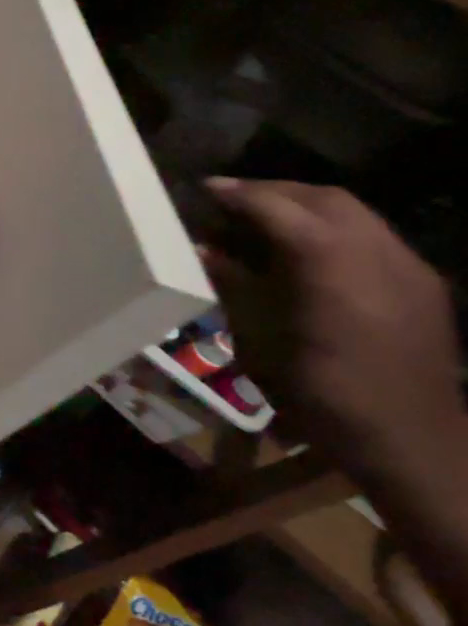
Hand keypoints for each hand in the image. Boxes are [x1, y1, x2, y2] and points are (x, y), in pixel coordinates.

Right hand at [203, 178, 463, 463]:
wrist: (407, 436)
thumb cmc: (316, 386)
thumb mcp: (256, 334)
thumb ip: (233, 282)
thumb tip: (204, 249)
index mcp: (328, 260)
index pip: (276, 206)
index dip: (236, 193)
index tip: (203, 189)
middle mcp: (375, 251)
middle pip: (323, 198)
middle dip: (274, 192)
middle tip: (233, 201)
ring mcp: (407, 267)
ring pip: (355, 214)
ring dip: (306, 208)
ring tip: (267, 223)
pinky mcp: (423, 286)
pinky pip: (374, 238)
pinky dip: (335, 231)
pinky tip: (310, 255)